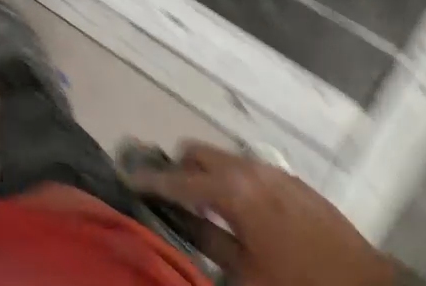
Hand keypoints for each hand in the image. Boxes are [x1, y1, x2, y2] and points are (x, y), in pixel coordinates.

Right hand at [131, 141, 395, 285]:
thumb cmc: (299, 284)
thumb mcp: (244, 273)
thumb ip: (206, 241)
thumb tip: (175, 221)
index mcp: (232, 191)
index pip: (176, 179)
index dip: (149, 179)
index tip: (127, 178)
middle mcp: (249, 168)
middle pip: (197, 152)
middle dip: (177, 169)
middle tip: (167, 197)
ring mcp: (273, 171)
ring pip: (223, 158)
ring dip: (205, 174)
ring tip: (201, 207)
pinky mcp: (292, 181)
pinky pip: (248, 169)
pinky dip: (232, 181)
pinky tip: (238, 212)